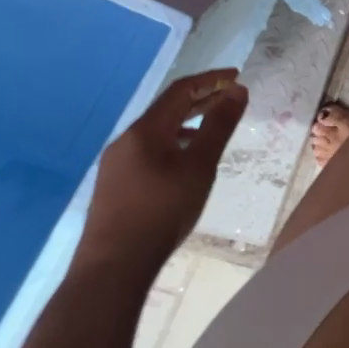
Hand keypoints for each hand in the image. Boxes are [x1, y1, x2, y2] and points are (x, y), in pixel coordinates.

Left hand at [77, 68, 247, 279]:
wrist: (111, 270)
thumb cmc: (162, 211)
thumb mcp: (200, 166)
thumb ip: (219, 125)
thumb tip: (236, 90)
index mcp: (144, 130)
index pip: (180, 90)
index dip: (210, 80)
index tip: (236, 77)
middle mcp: (125, 141)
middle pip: (166, 109)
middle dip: (200, 100)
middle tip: (230, 98)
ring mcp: (115, 165)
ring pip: (156, 131)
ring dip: (187, 123)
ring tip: (212, 129)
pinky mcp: (113, 186)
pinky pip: (148, 151)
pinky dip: (172, 144)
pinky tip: (184, 163)